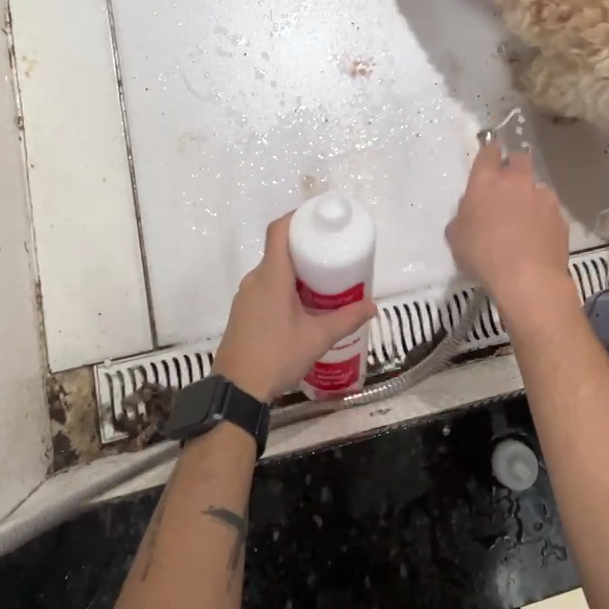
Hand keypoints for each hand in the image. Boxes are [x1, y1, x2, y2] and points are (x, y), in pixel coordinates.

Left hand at [213, 214, 377, 401]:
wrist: (236, 391)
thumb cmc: (276, 356)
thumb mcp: (317, 338)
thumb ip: (346, 319)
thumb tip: (372, 306)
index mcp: (272, 276)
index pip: (278, 230)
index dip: (297, 217)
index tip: (319, 219)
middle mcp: (255, 279)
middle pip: (279, 250)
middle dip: (305, 248)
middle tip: (332, 254)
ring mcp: (246, 296)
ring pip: (273, 271)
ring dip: (296, 271)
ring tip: (323, 282)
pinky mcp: (243, 312)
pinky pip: (265, 287)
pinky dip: (284, 287)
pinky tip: (303, 306)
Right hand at [446, 142, 573, 313]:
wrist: (527, 278)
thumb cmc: (483, 254)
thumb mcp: (456, 236)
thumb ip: (463, 216)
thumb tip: (471, 212)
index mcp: (487, 181)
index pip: (489, 151)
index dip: (489, 152)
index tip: (489, 159)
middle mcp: (517, 181)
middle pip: (519, 158)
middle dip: (514, 166)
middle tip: (507, 187)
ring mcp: (542, 197)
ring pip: (537, 186)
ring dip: (530, 196)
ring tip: (525, 220)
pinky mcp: (560, 216)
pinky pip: (550, 210)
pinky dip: (544, 218)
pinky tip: (538, 237)